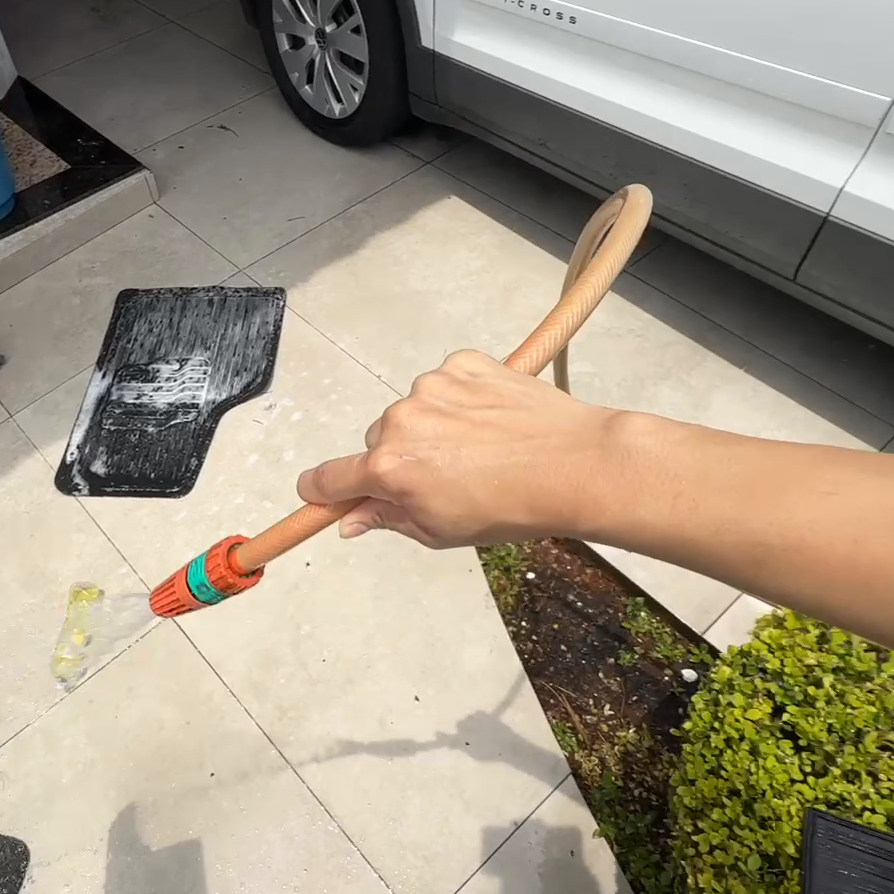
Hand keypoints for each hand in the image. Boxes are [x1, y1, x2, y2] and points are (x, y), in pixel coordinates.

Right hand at [296, 350, 626, 546]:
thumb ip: (386, 520)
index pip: (330, 478)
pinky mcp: (461, 364)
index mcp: (389, 468)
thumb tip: (350, 521)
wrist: (574, 464)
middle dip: (397, 460)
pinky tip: (487, 421)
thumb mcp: (440, 530)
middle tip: (443, 478)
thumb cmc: (510, 507)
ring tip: (477, 449)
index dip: (320, 490)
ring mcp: (431, 387)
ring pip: (410, 413)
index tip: (318, 492)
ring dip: (429, 429)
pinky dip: (456, 401)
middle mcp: (400, 421)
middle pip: (376, 443)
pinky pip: (442, 385)